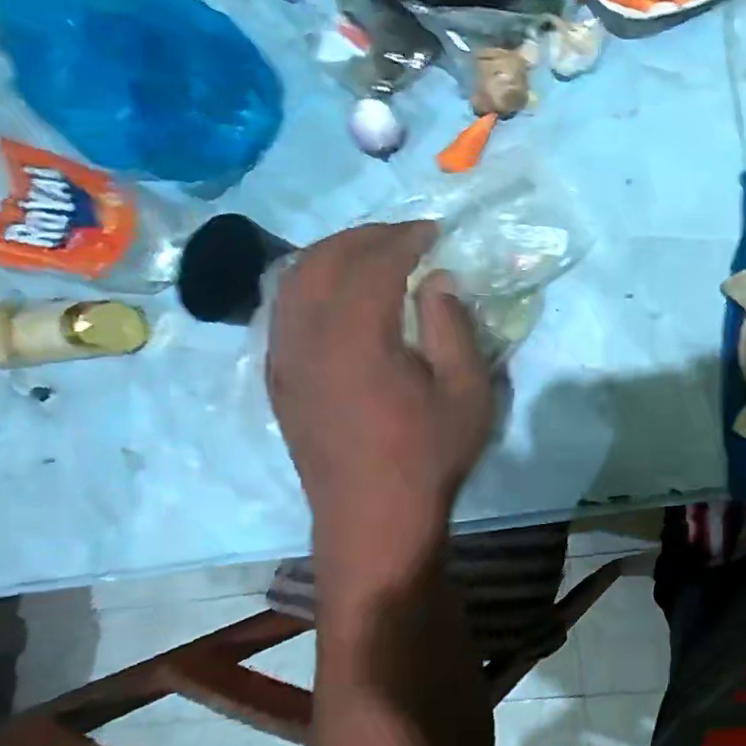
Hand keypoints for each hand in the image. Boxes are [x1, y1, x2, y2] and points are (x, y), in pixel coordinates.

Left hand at [268, 222, 493, 592]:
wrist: (373, 515)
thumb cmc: (429, 454)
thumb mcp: (466, 392)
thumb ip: (452, 328)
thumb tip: (437, 281)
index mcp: (356, 336)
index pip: (372, 263)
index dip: (404, 239)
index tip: (433, 230)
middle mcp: (307, 336)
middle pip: (321, 260)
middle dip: (364, 237)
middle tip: (404, 236)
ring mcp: (284, 357)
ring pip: (292, 281)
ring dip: (331, 256)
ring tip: (370, 255)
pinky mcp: (279, 378)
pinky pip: (283, 310)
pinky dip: (311, 284)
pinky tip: (338, 295)